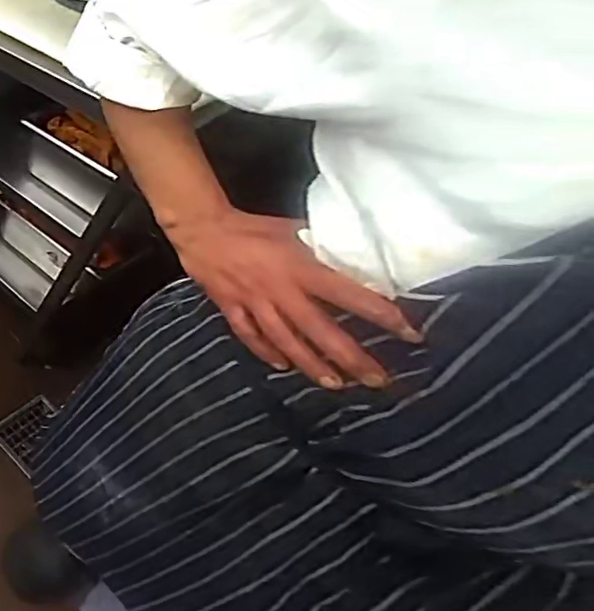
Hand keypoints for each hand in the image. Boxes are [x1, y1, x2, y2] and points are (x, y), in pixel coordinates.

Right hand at [164, 207, 417, 389]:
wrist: (198, 229)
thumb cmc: (249, 226)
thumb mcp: (292, 230)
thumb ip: (321, 247)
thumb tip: (355, 259)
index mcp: (299, 270)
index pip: (350, 297)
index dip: (383, 316)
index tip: (412, 334)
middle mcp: (278, 291)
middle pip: (319, 330)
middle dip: (350, 357)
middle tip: (378, 380)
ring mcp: (251, 301)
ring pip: (284, 338)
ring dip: (310, 363)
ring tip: (335, 384)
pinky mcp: (227, 304)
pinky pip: (247, 332)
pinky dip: (264, 351)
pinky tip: (281, 365)